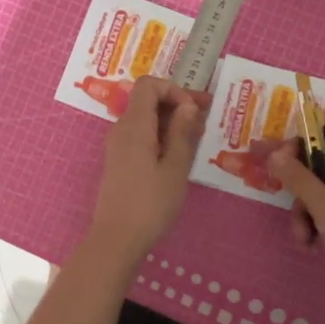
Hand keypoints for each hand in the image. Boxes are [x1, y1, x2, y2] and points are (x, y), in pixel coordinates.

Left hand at [88, 76, 205, 258]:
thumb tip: (187, 105)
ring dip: (171, 122)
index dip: (174, 89)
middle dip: (178, 104)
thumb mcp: (175, 167)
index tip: (194, 110)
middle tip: (207, 117)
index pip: (148, 85)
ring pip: (145, 119)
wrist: (117, 238)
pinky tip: (179, 152)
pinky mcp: (119, 161)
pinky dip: (161, 136)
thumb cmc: (151, 203)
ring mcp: (118, 145)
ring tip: (198, 136)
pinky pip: (141, 136)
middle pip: (147, 100)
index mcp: (134, 125)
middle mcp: (121, 129)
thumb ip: (182, 132)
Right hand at [267, 131, 324, 287]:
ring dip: (303, 216)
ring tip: (305, 238)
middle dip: (299, 193)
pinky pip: (322, 214)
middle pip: (316, 170)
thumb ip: (298, 178)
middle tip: (286, 203)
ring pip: (315, 195)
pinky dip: (313, 227)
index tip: (274, 158)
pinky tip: (311, 246)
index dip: (299, 144)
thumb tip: (273, 153)